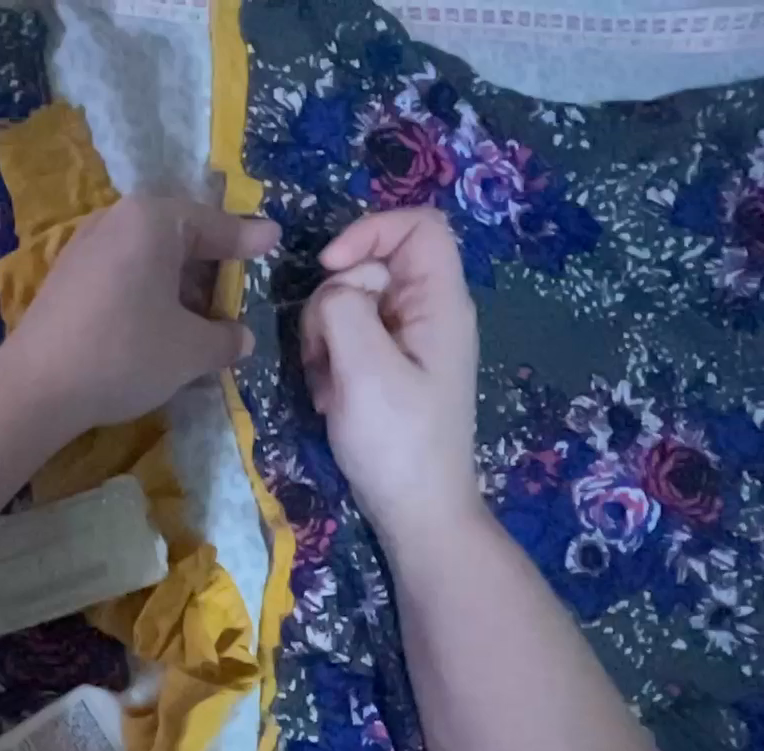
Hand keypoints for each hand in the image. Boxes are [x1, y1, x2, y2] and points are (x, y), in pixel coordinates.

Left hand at [0, 196, 280, 432]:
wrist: (38, 388)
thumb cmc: (126, 353)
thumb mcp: (190, 350)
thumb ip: (225, 339)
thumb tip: (241, 338)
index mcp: (153, 219)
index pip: (213, 225)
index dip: (247, 239)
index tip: (272, 239)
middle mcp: (115, 221)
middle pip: (178, 240)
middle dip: (210, 270)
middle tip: (234, 298)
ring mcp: (83, 250)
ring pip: (147, 262)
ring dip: (177, 291)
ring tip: (198, 324)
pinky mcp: (65, 283)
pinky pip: (121, 280)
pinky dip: (147, 299)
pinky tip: (156, 332)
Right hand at [301, 207, 481, 540]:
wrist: (414, 511)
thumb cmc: (397, 443)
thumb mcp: (365, 372)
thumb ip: (344, 311)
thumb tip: (333, 287)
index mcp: (439, 304)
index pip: (417, 225)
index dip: (369, 231)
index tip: (328, 269)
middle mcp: (425, 314)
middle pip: (370, 267)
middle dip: (333, 302)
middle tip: (324, 354)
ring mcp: (404, 343)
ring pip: (349, 305)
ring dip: (324, 338)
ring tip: (327, 385)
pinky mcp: (385, 369)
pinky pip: (346, 340)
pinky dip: (328, 362)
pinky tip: (329, 398)